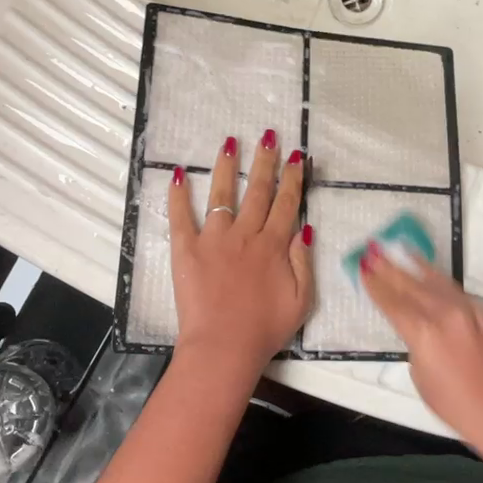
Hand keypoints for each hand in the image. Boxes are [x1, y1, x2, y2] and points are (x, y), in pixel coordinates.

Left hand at [169, 130, 312, 375]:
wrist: (224, 346)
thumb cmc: (265, 328)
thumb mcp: (302, 299)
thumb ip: (304, 261)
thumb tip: (305, 229)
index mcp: (274, 245)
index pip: (286, 203)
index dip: (292, 177)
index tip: (296, 156)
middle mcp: (245, 234)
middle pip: (257, 190)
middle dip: (265, 161)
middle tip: (268, 136)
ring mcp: (214, 239)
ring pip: (221, 194)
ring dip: (226, 166)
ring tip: (230, 142)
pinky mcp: (186, 249)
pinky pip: (181, 216)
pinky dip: (178, 194)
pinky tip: (177, 174)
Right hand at [360, 246, 482, 443]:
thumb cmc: (456, 406)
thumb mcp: (421, 378)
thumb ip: (416, 345)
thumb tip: (415, 328)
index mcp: (425, 334)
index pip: (394, 304)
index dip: (377, 286)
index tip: (364, 270)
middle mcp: (447, 316)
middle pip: (413, 286)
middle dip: (391, 270)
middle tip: (374, 253)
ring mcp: (470, 312)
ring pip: (438, 283)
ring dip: (417, 267)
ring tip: (401, 251)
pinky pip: (457, 294)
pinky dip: (440, 283)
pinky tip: (432, 277)